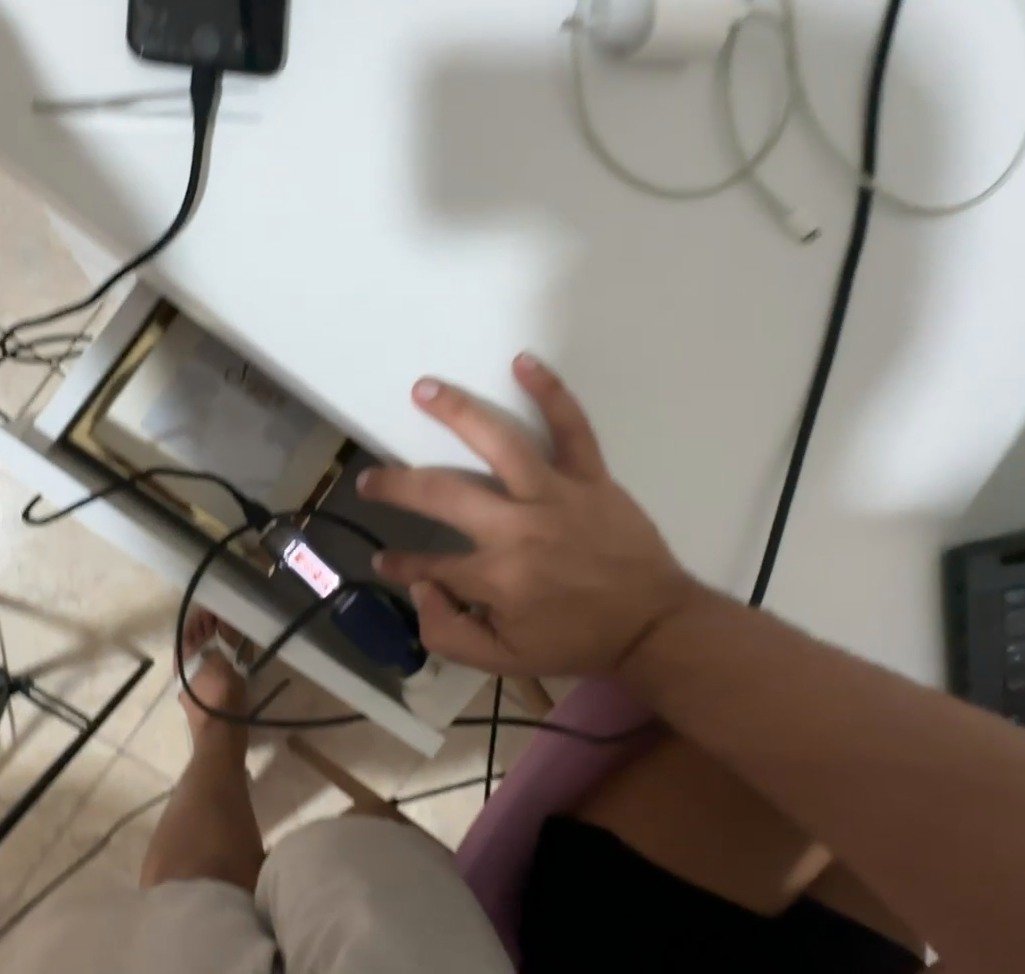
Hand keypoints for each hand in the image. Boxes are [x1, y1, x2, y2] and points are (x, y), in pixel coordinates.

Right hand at [357, 354, 706, 677]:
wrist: (656, 626)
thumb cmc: (575, 640)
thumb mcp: (503, 661)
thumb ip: (448, 634)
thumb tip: (418, 590)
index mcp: (496, 577)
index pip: (429, 564)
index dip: (399, 565)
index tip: (384, 561)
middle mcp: (518, 528)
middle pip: (443, 493)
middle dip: (397, 485)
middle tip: (369, 481)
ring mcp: (555, 495)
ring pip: (500, 442)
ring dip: (458, 412)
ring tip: (425, 390)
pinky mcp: (590, 478)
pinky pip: (572, 427)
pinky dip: (550, 392)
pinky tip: (522, 363)